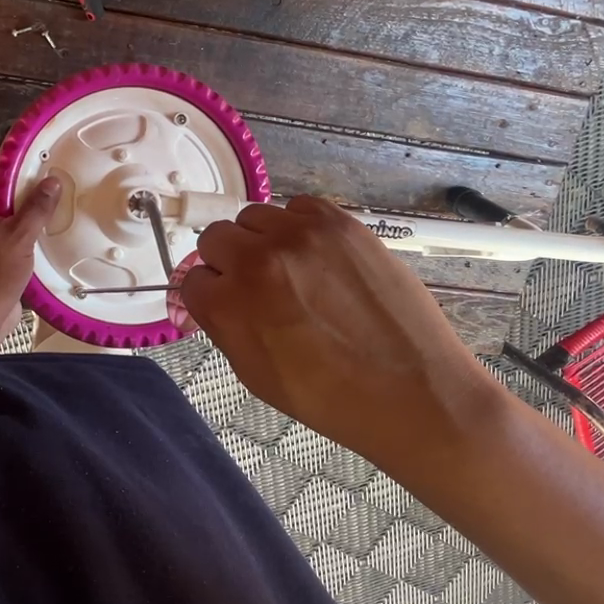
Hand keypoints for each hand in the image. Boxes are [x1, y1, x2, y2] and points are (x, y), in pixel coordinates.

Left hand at [0, 177, 61, 338]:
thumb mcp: (20, 236)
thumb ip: (36, 209)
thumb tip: (50, 183)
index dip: (5, 183)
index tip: (27, 184)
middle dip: (16, 207)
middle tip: (40, 206)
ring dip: (19, 231)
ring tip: (41, 229)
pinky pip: (0, 251)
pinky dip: (16, 250)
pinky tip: (34, 254)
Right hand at [180, 197, 507, 462]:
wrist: (411, 392)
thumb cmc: (327, 397)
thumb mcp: (252, 373)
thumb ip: (222, 324)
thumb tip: (211, 296)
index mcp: (227, 304)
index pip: (192, 278)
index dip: (209, 294)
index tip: (226, 304)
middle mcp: (256, 260)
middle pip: (216, 238)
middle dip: (228, 262)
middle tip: (256, 287)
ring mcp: (300, 236)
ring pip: (253, 217)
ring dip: (260, 240)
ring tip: (289, 269)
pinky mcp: (340, 224)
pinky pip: (297, 206)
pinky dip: (297, 226)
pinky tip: (315, 256)